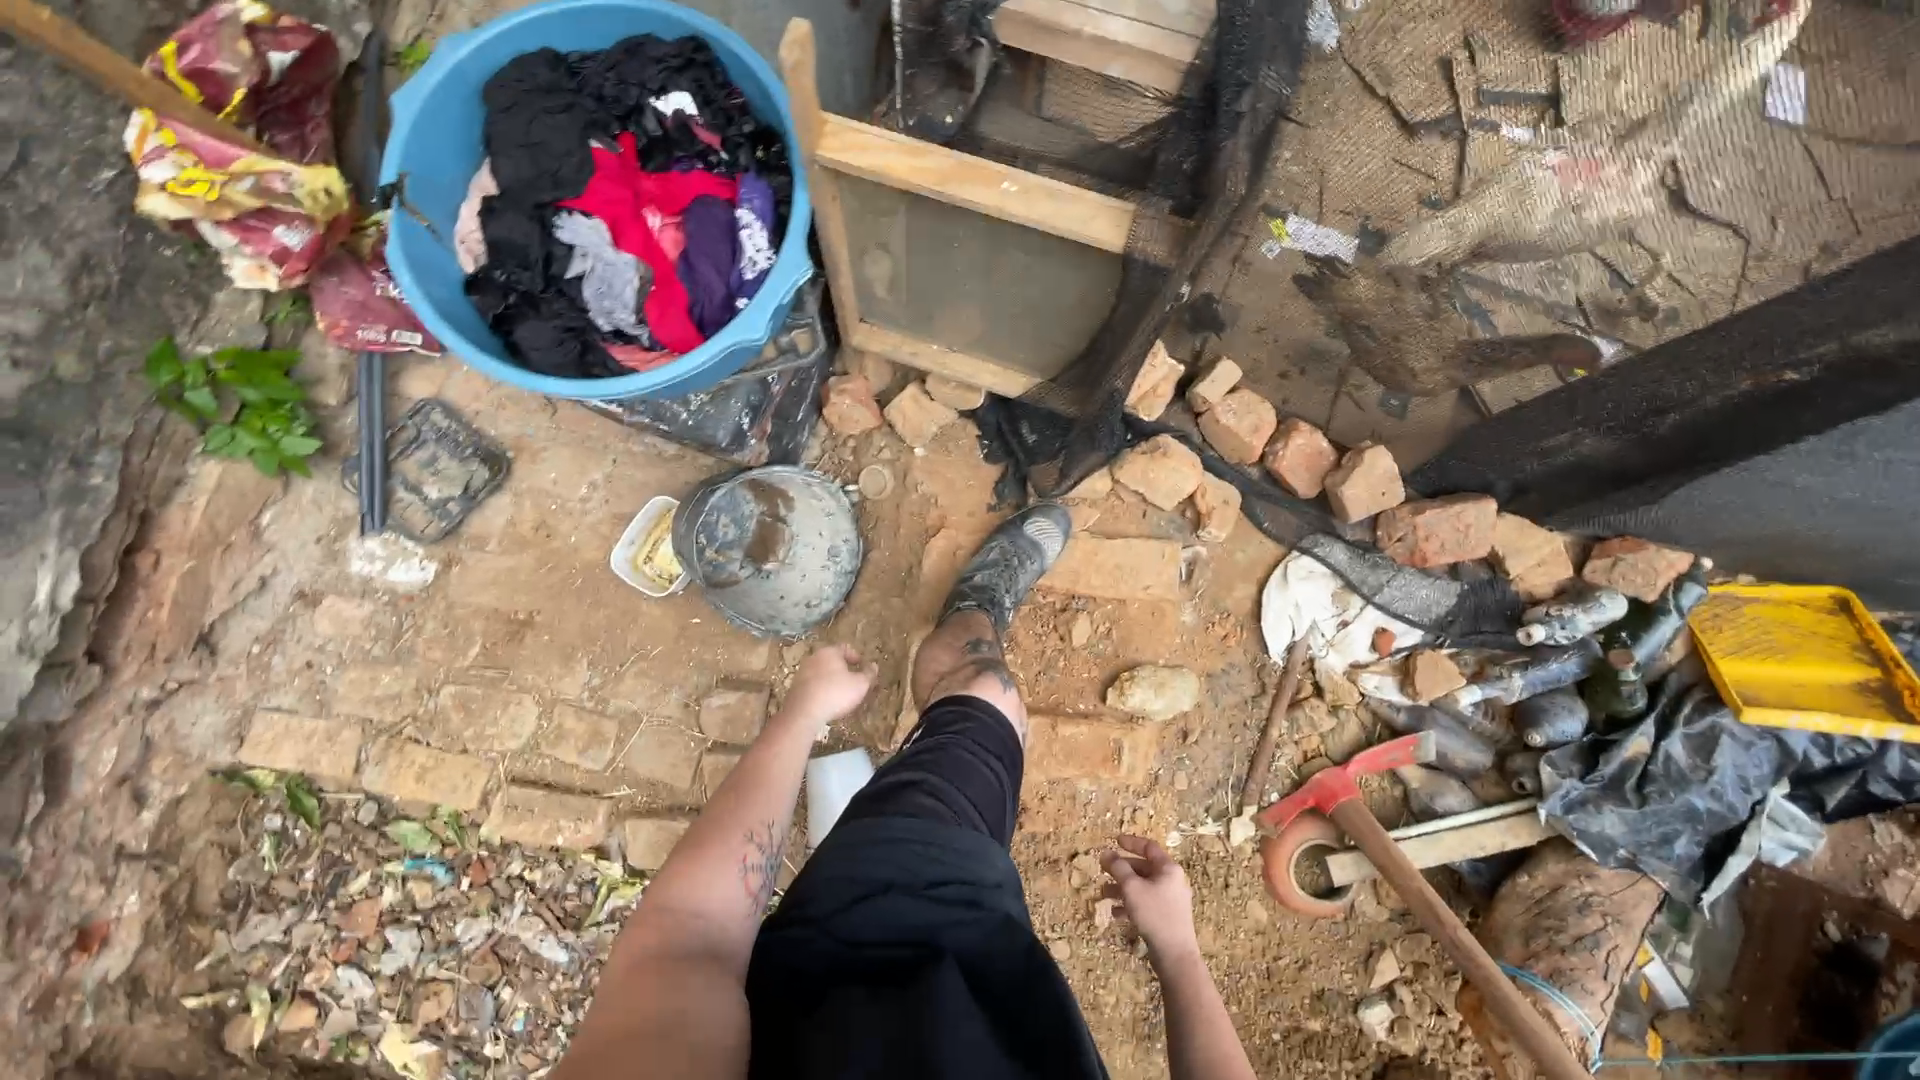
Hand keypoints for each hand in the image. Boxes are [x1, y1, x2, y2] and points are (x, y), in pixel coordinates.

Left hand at [778, 644, 876, 730]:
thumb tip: (874, 666)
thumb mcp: (860, 685)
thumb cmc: (836, 694)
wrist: (804, 712)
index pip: (845, 648)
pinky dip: (820, 689)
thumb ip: (868, 674)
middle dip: (842, 668)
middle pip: (831, 659)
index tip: (862, 665)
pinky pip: (812, 684)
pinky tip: (826, 701)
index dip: (855, 656)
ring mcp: (802, 672)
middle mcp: (813, 657)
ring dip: (830, 679)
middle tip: (852, 679)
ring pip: (820, 671)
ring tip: (840, 692)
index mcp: (829, 652)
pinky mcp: (794, 687)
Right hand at [1101, 835, 1199, 965]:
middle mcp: (1172, 881)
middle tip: (1103, 871)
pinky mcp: (1168, 917)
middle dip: (1122, 870)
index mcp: (1168, 869)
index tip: (1115, 841)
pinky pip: (1146, 903)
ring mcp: (1171, 900)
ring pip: (1143, 887)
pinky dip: (1131, 904)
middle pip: (1144, 868)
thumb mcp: (1132, 887)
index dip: (1131, 842)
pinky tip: (1116, 914)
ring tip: (1104, 895)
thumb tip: (1106, 853)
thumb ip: (1118, 868)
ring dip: (1122, 888)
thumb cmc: (1154, 914)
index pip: (1149, 847)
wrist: (1175, 954)